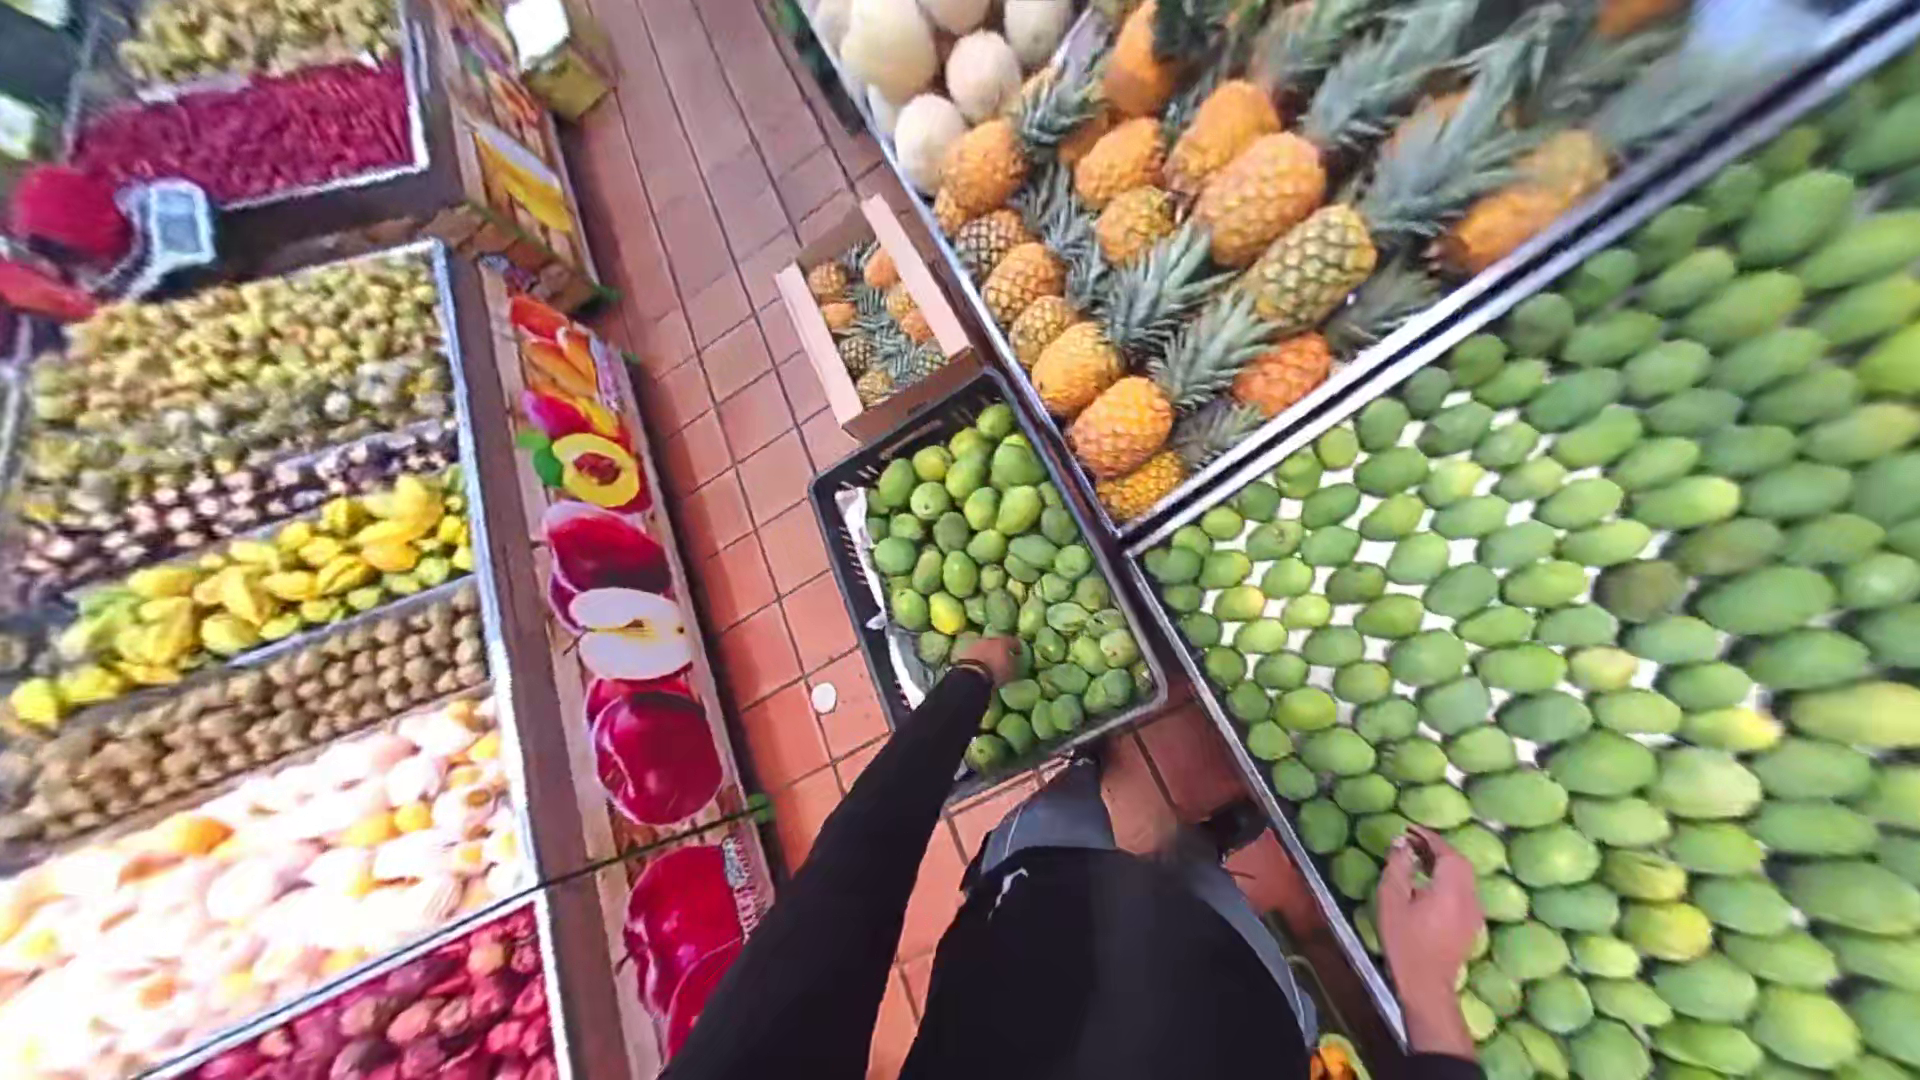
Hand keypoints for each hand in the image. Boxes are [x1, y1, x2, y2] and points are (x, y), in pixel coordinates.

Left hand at [952, 635, 1020, 686]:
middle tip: (999, 656)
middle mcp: (987, 639)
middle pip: (995, 641)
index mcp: (1002, 642)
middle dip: (997, 648)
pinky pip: (971, 652)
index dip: (1016, 646)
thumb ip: (1013, 663)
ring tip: (985, 660)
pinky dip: (974, 656)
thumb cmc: (995, 672)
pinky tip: (975, 663)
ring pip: (981, 645)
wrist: (971, 675)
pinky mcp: (961, 650)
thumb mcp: (1011, 671)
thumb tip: (1013, 660)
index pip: (1012, 641)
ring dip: (984, 651)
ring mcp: (973, 644)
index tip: (1018, 652)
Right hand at [1376, 826, 1483, 1058]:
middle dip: (1438, 847)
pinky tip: (1426, 880)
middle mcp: (1469, 900)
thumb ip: (1398, 866)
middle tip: (1411, 839)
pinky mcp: (1470, 924)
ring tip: (1415, 855)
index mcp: (1452, 891)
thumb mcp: (1392, 897)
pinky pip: (1463, 890)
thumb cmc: (1404, 937)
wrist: (1425, 981)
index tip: (1409, 828)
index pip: (1449, 854)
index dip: (1430, 837)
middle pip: (1461, 864)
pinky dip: (1447, 876)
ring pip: (1464, 877)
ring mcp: (1473, 914)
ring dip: (1443, 862)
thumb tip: (1401, 841)